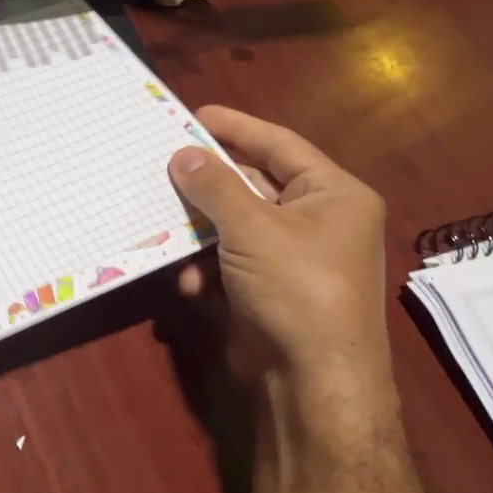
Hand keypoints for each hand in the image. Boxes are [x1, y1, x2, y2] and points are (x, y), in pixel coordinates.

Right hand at [168, 106, 394, 411]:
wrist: (312, 379)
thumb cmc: (297, 288)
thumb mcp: (252, 228)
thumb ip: (215, 186)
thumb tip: (182, 153)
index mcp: (332, 195)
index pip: (279, 144)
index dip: (236, 127)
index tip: (191, 114)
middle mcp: (317, 220)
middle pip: (251, 184)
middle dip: (206, 184)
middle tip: (161, 166)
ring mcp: (291, 255)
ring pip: (232, 224)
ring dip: (199, 232)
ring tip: (165, 228)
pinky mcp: (267, 286)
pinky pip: (228, 259)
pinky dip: (204, 267)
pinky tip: (189, 283)